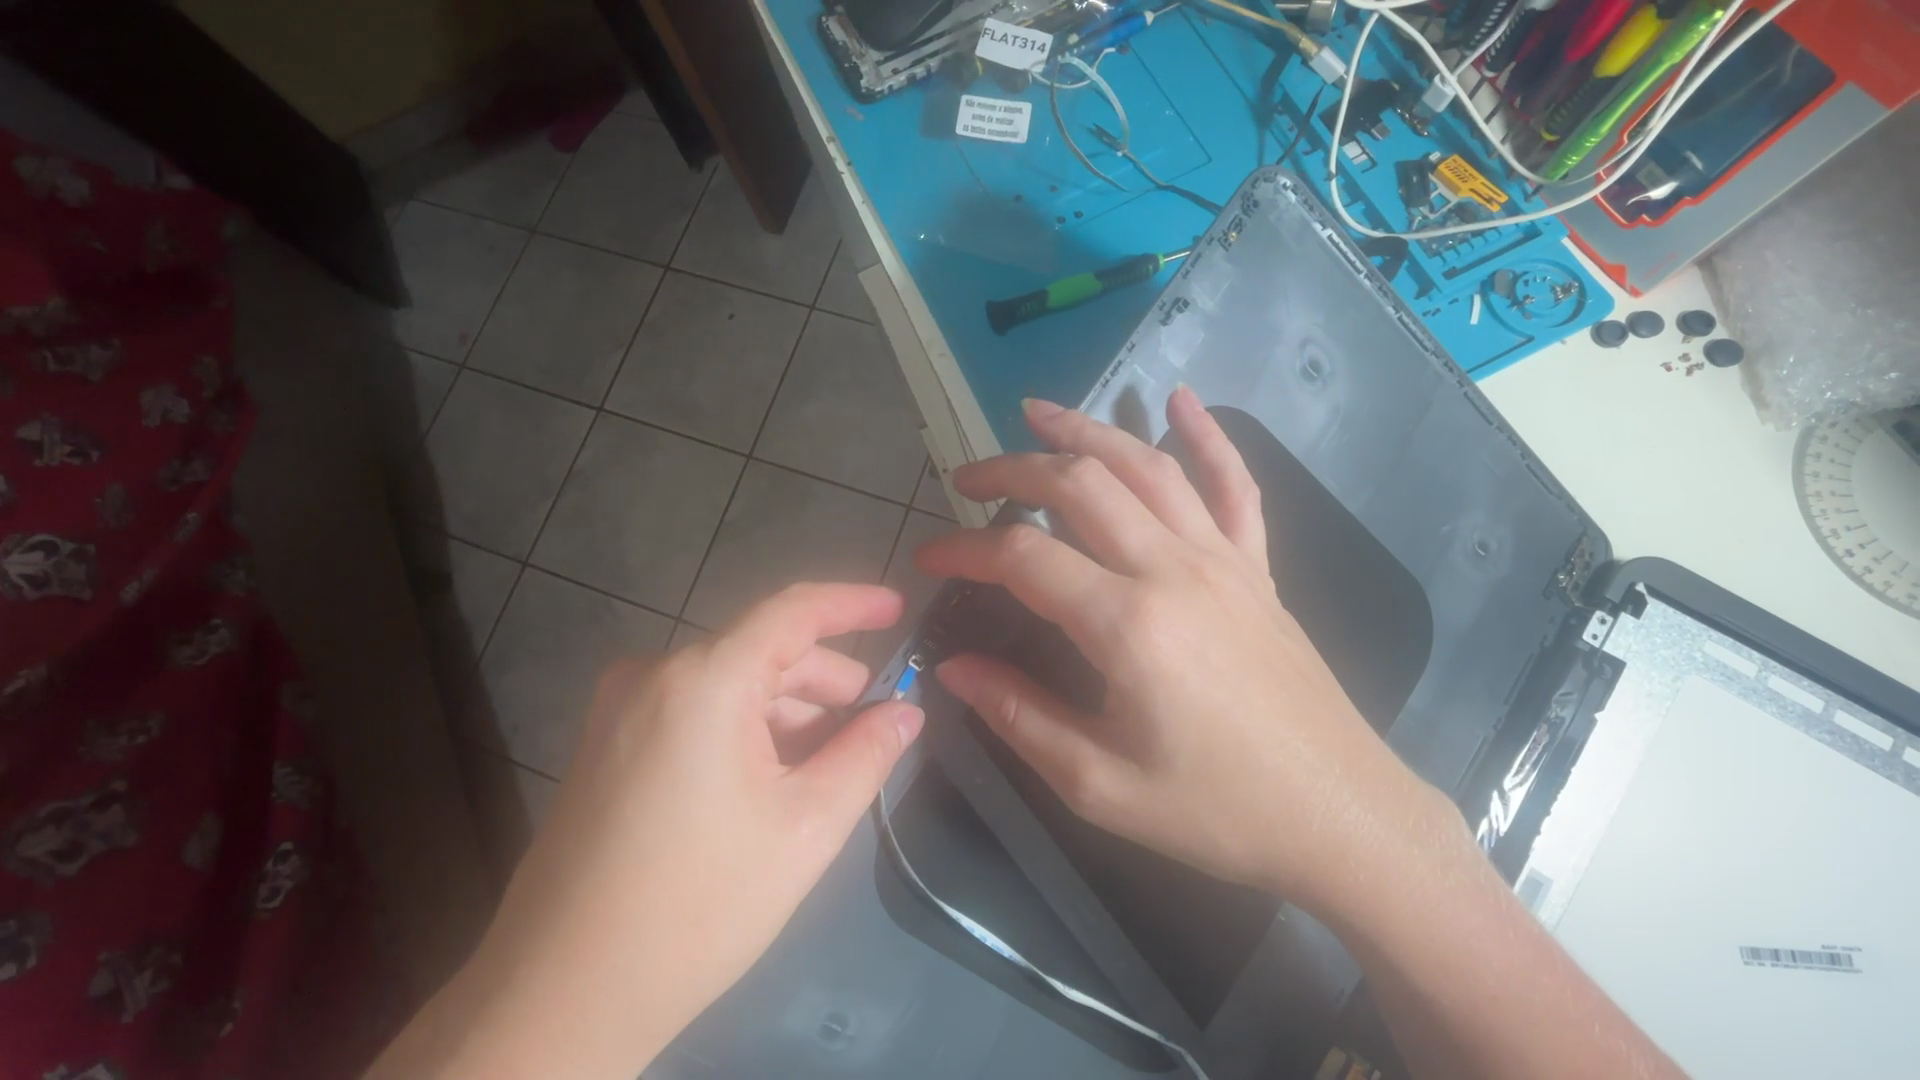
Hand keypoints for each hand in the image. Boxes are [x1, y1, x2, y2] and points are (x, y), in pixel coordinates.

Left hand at [444, 584, 922, 1077]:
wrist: (563, 991)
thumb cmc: (700, 904)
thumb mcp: (807, 827)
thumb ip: (867, 754)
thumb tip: (907, 713)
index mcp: (703, 680)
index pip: (793, 611)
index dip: (853, 603)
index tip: (900, 608)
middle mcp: (654, 674)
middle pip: (762, 651)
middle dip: (827, 682)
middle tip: (876, 724)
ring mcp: (621, 708)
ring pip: (729, 683)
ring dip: (788, 711)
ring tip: (829, 763)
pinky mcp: (607, 743)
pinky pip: (695, 711)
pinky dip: (745, 729)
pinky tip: (774, 778)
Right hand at [918, 389, 1456, 915]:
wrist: (1338, 817)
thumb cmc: (1216, 811)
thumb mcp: (1098, 784)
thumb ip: (1018, 716)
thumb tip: (953, 666)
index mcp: (1127, 624)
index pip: (1023, 557)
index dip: (964, 549)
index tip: (929, 558)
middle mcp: (1173, 569)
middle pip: (1081, 485)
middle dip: (1013, 469)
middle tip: (966, 479)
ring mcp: (1224, 560)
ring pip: (1147, 466)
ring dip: (1087, 431)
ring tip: (1036, 413)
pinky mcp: (1259, 568)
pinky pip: (1234, 486)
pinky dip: (1209, 435)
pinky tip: (1182, 399)